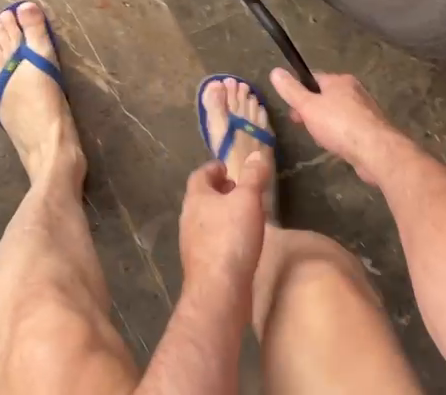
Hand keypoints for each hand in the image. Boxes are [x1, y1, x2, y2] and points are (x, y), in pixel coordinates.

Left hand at [176, 153, 271, 293]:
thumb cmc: (231, 238)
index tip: (228, 167)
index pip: (200, 175)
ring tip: (244, 215)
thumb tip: (257, 153)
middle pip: (202, 198)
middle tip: (239, 189)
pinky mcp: (201, 266)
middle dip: (219, 191)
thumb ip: (253, 176)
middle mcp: (188, 218)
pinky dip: (224, 235)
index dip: (214, 168)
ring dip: (222, 214)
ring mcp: (192, 244)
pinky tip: (241, 243)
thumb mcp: (248, 200)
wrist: (218, 292)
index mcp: (196, 198)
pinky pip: (212, 242)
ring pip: (206, 221)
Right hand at [269, 69, 406, 184]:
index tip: (292, 109)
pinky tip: (337, 148)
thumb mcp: (308, 106)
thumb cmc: (339, 125)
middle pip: (326, 97)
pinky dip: (341, 135)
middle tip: (303, 126)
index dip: (299, 92)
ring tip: (320, 140)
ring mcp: (367, 110)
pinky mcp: (373, 130)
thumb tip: (275, 71)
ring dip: (326, 125)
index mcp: (340, 80)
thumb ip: (291, 90)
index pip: (314, 79)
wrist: (377, 152)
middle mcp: (355, 91)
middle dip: (312, 111)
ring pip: (338, 114)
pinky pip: (350, 128)